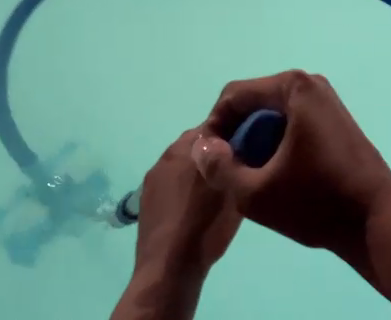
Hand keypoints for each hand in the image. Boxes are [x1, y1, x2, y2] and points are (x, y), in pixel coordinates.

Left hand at [131, 128, 241, 282]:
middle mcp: (169, 152)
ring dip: (195, 169)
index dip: (233, 133)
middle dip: (214, 151)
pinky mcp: (145, 198)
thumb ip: (239, 157)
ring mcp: (153, 176)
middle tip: (231, 171)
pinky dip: (181, 188)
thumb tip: (243, 142)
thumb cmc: (208, 223)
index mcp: (191, 143)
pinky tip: (191, 208)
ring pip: (182, 162)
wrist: (170, 267)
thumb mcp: (236, 186)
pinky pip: (170, 182)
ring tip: (211, 193)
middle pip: (198, 142)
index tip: (245, 148)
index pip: (217, 123)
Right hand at [191, 71, 390, 261]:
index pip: (234, 96)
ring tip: (245, 175)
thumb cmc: (315, 202)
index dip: (214, 127)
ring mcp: (325, 99)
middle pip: (254, 101)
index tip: (208, 163)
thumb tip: (201, 147)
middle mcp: (310, 83)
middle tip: (225, 171)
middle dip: (235, 133)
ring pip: (272, 113)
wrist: (374, 218)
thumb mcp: (255, 194)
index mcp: (293, 87)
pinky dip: (275, 141)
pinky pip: (291, 120)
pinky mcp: (333, 117)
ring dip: (254, 139)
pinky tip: (272, 173)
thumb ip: (219, 168)